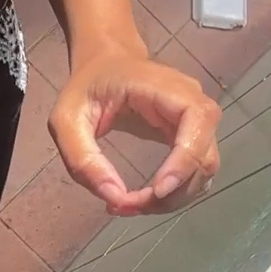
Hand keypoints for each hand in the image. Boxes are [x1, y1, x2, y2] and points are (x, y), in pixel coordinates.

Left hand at [49, 50, 220, 216]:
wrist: (106, 66)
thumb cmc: (87, 88)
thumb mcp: (66, 120)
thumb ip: (82, 159)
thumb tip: (114, 197)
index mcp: (165, 87)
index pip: (197, 121)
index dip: (185, 161)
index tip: (156, 191)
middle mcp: (193, 103)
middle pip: (204, 157)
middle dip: (172, 192)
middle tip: (128, 206)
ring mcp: (197, 123)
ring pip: (202, 172)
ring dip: (172, 199)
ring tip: (130, 206)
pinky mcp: (192, 140)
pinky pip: (193, 175)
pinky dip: (172, 195)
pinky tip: (141, 200)